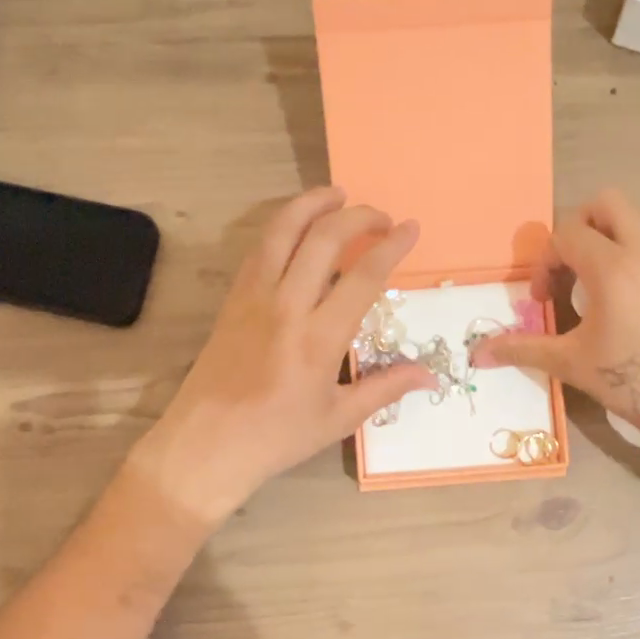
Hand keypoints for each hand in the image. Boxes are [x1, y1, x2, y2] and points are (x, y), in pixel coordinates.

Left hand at [134, 187, 435, 522]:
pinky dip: (281, 229)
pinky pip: (259, 250)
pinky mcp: (233, 300)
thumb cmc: (278, 436)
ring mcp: (254, 298)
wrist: (208, 443)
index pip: (363, 276)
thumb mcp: (339, 419)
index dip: (392, 246)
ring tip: (337, 195)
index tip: (410, 229)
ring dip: (312, 205)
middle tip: (380, 215)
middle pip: (325, 239)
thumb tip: (431, 376)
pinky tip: (295, 229)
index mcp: (320, 338)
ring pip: (283, 231)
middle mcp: (287, 306)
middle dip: (358, 217)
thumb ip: (386, 388)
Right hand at [470, 189, 639, 465]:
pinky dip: (635, 273)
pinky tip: (632, 319)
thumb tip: (478, 354)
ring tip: (598, 302)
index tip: (544, 299)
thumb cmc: (632, 384)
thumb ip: (524, 349)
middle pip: (608, 203)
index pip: (568, 232)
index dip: (545, 260)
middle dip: (579, 225)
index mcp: (614, 269)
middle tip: (569, 266)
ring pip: (635, 232)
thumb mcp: (572, 365)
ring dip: (608, 252)